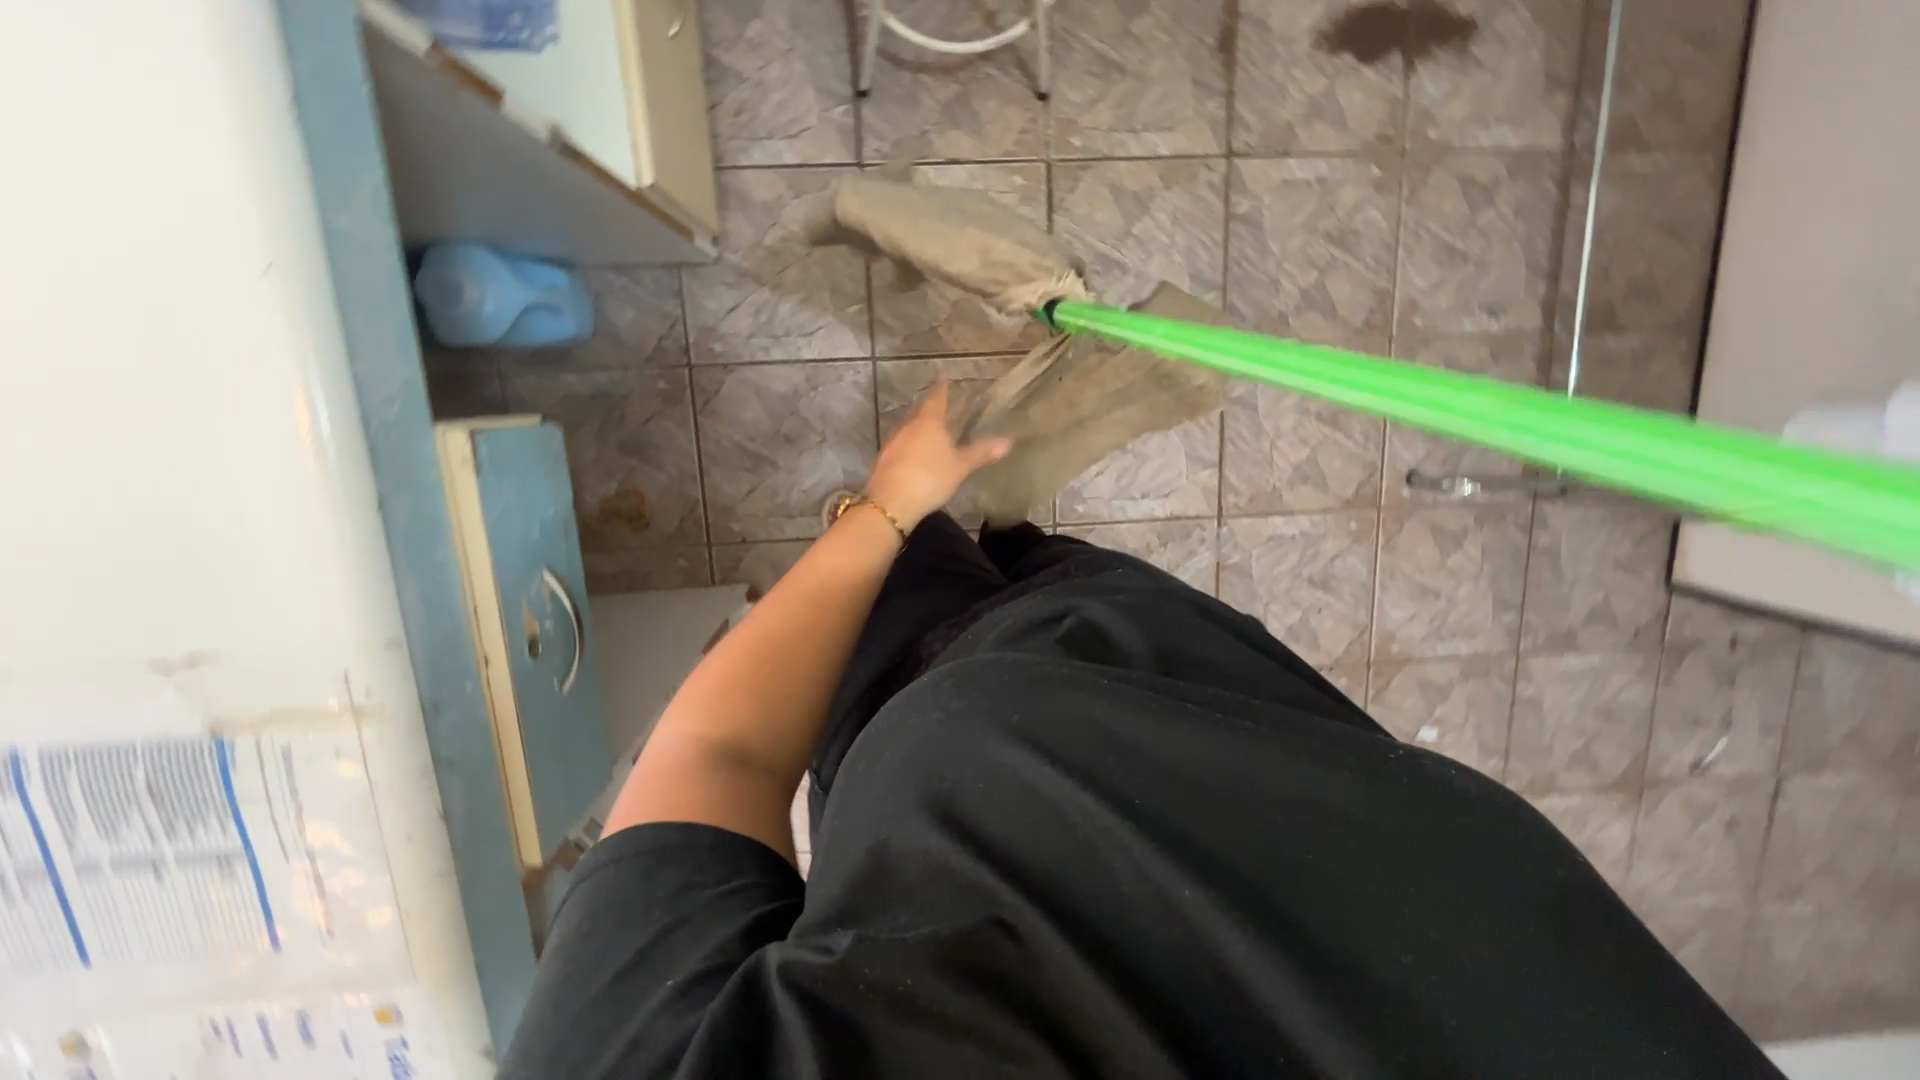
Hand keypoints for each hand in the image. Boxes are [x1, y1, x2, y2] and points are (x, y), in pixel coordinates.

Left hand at [863, 381, 1012, 529]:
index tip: (944, 380)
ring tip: (928, 428)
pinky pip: (900, 443)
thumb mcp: (960, 467)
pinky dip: (909, 443)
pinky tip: (913, 452)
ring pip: (908, 426)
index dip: (942, 389)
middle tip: (938, 404)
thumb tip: (1008, 441)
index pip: (937, 398)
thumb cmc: (930, 478)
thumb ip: (981, 452)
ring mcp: (893, 441)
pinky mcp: (884, 458)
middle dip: (929, 406)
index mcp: (929, 422)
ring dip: (917, 425)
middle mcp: (909, 425)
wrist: (891, 502)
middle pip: (920, 410)